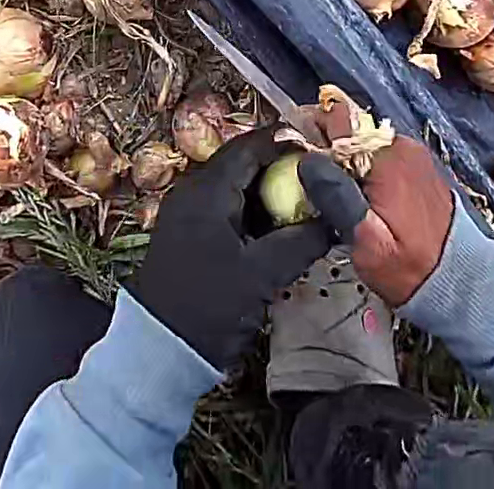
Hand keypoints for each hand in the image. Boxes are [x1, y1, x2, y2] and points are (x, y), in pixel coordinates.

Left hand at [126, 129, 333, 368]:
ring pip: (235, 184)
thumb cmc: (210, 307)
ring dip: (267, 188)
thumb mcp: (262, 274)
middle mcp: (194, 190)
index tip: (318, 149)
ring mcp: (189, 209)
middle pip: (242, 162)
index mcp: (207, 190)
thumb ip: (301, 241)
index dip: (284, 143)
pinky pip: (227, 204)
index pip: (249, 147)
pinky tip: (277, 225)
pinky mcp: (190, 229)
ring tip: (304, 198)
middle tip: (316, 176)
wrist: (160, 350)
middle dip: (280, 166)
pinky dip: (253, 208)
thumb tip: (334, 221)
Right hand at [298, 136, 453, 305]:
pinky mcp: (419, 168)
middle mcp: (402, 147)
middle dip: (327, 148)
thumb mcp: (367, 241)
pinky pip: (381, 155)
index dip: (312, 130)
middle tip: (312, 179)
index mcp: (387, 158)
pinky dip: (365, 168)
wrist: (464, 283)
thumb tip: (308, 160)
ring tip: (336, 192)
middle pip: (350, 129)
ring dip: (346, 160)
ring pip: (364, 143)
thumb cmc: (412, 268)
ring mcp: (413, 156)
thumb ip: (337, 196)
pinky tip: (361, 196)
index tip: (295, 148)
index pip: (339, 120)